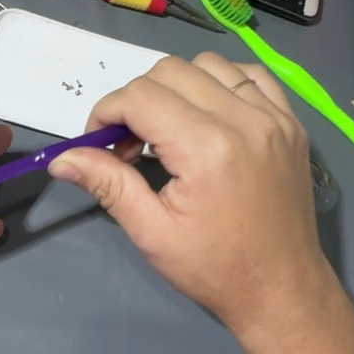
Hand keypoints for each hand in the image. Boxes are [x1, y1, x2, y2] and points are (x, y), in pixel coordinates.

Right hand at [48, 53, 338, 337]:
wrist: (281, 289)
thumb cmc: (213, 268)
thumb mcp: (152, 232)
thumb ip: (108, 184)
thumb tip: (62, 159)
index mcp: (205, 148)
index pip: (139, 96)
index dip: (107, 113)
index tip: (100, 145)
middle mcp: (243, 118)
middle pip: (170, 72)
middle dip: (137, 100)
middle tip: (131, 146)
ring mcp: (273, 116)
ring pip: (209, 65)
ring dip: (178, 88)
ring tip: (170, 131)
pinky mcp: (291, 122)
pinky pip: (250, 75)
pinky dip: (222, 84)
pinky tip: (209, 117)